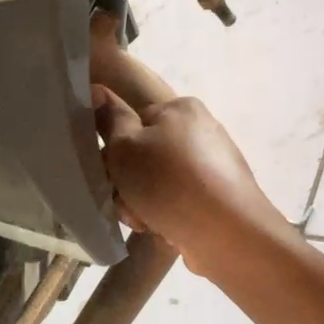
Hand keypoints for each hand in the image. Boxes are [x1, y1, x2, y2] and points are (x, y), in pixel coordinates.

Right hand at [90, 85, 293, 277]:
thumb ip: (109, 119)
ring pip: (160, 182)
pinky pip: (180, 200)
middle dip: (129, 183)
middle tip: (127, 204)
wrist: (226, 234)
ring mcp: (213, 165)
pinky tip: (165, 232)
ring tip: (146, 222)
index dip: (116, 149)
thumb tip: (97, 90)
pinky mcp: (219, 195)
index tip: (109, 173)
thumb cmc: (169, 183)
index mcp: (182, 108)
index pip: (134, 120)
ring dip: (144, 204)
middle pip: (147, 154)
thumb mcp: (125, 148)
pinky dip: (168, 215)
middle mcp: (202, 130)